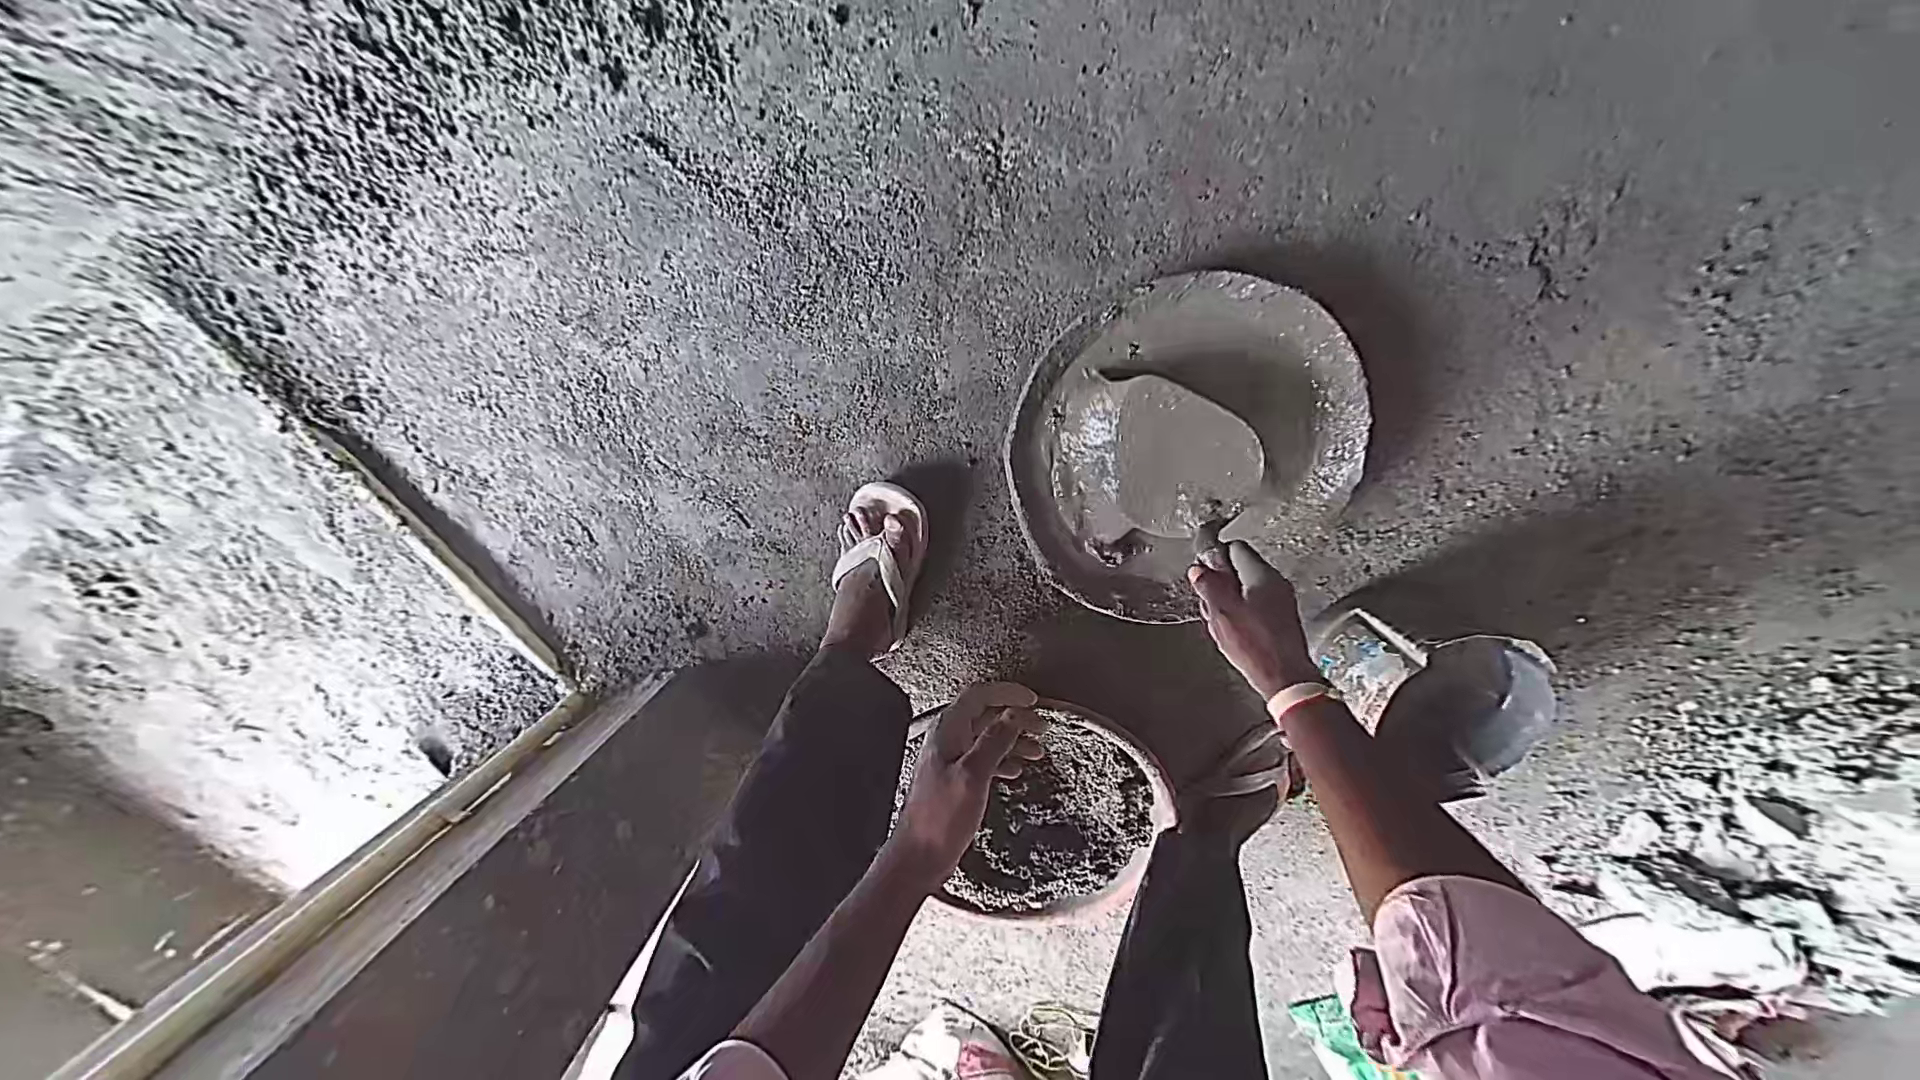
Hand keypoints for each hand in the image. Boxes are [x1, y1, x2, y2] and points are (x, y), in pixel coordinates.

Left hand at [888, 682, 1044, 887]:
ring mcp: (950, 759)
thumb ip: (994, 741)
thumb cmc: (939, 819)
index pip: (979, 696)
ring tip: (1036, 749)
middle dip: (1015, 718)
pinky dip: (1003, 759)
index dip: (1007, 694)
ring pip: (986, 737)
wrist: (919, 856)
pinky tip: (1015, 769)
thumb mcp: (974, 774)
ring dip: (1012, 740)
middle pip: (985, 715)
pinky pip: (983, 758)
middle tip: (1040, 726)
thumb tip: (1013, 716)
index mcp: (948, 731)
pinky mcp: (955, 778)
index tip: (1030, 700)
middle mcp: (947, 740)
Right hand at [1188, 541, 1318, 698]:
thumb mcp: (1221, 611)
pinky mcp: (1279, 620)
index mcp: (1262, 575)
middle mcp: (1275, 584)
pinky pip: (1252, 607)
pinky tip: (1232, 632)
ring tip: (1220, 622)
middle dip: (1220, 583)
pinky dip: (1238, 615)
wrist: (1284, 678)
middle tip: (1210, 603)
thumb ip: (1208, 585)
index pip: (1235, 548)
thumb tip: (1198, 569)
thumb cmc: (1256, 645)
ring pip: (1244, 590)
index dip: (1214, 557)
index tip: (1202, 572)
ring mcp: (1279, 602)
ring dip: (1227, 601)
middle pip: (1239, 570)